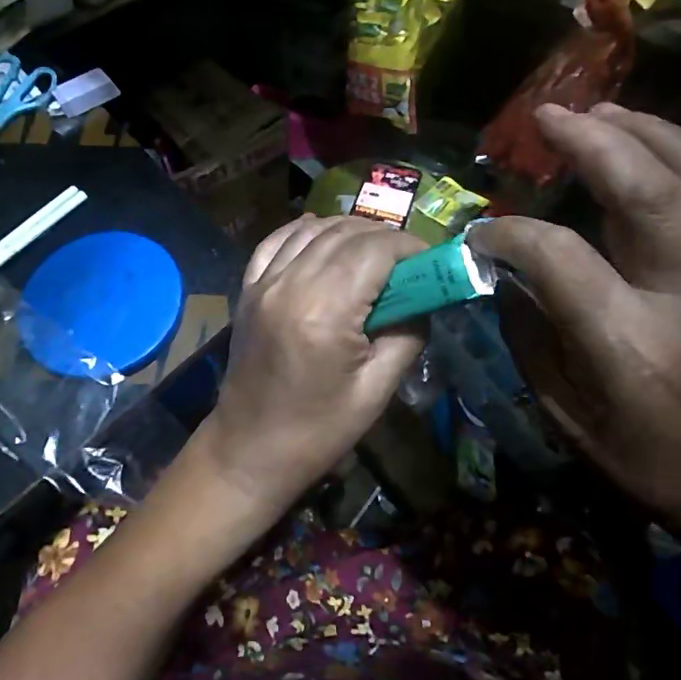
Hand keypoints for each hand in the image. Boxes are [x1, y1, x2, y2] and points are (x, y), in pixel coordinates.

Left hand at [196, 215, 426, 519]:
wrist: (248, 449)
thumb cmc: (318, 431)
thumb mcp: (376, 390)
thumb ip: (407, 336)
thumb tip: (424, 300)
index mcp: (325, 311)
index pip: (375, 249)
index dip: (410, 247)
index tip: (431, 261)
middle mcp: (291, 284)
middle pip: (346, 233)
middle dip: (385, 238)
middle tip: (410, 262)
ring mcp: (264, 283)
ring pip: (313, 229)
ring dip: (349, 231)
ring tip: (375, 252)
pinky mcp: (248, 289)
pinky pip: (276, 241)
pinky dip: (305, 231)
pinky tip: (324, 235)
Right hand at [472, 104, 680, 572]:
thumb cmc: (650, 461)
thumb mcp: (565, 415)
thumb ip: (528, 335)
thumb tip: (504, 271)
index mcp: (629, 344)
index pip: (558, 256)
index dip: (510, 233)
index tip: (482, 233)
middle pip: (646, 190)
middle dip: (592, 141)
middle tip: (546, 116)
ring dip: (644, 130)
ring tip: (598, 110)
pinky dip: (678, 151)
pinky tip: (644, 142)